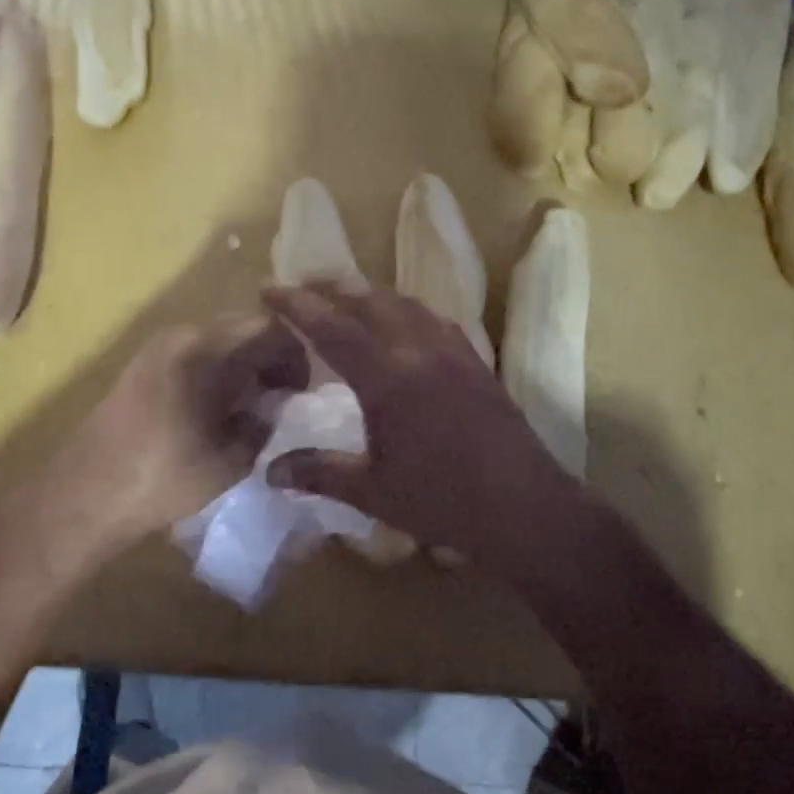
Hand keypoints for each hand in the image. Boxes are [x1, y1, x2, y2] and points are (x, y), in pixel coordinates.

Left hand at [55, 314, 310, 549]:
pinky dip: (218, 374)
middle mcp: (182, 334)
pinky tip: (218, 413)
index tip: (303, 393)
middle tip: (284, 400)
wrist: (85, 495)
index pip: (270, 328)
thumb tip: (275, 404)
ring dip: (244, 368)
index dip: (297, 356)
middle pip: (244, 330)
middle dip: (271, 360)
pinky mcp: (142, 368)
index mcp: (206, 348)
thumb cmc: (163, 477)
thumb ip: (264, 422)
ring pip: (219, 344)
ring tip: (254, 410)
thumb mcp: (232, 457)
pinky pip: (195, 357)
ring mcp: (157, 348)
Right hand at [261, 283, 580, 567]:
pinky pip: (435, 320)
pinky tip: (404, 324)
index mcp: (387, 378)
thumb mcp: (372, 492)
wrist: (525, 508)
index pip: (332, 328)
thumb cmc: (443, 503)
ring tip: (347, 298)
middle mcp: (420, 352)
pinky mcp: (477, 364)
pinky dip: (407, 310)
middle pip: (370, 302)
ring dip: (371, 294)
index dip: (297, 306)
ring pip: (406, 304)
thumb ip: (319, 473)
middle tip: (303, 285)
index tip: (268, 288)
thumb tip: (269, 471)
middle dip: (332, 289)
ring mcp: (454, 353)